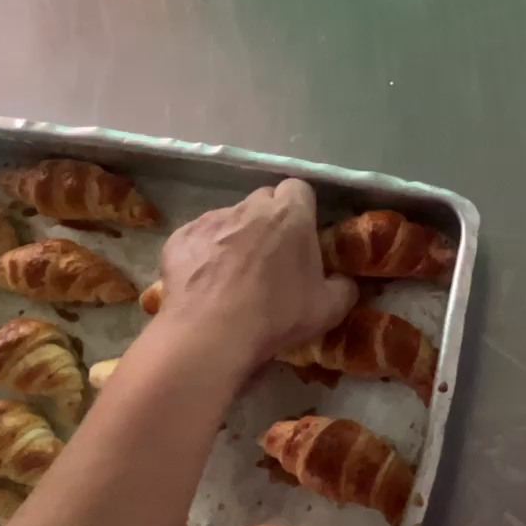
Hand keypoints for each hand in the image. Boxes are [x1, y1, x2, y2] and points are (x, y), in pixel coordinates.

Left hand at [154, 180, 355, 371]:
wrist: (210, 336)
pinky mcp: (180, 238)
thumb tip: (345, 282)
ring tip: (235, 271)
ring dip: (237, 235)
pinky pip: (198, 237)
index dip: (301, 207)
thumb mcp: (329, 308)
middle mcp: (251, 208)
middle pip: (264, 199)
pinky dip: (205, 251)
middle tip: (273, 252)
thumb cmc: (276, 316)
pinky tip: (207, 280)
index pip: (299, 188)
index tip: (302, 233)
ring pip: (230, 217)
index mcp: (291, 215)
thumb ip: (345, 287)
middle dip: (270, 218)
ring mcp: (211, 220)